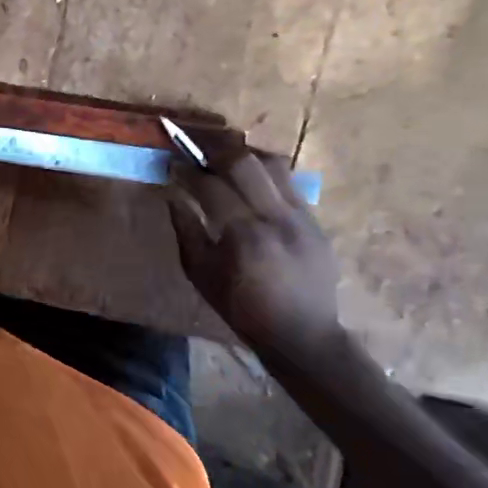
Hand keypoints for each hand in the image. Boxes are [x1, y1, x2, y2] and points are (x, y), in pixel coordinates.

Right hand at [164, 144, 343, 348]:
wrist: (304, 337)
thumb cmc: (245, 310)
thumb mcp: (203, 277)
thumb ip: (186, 231)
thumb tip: (172, 196)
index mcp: (243, 235)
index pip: (210, 185)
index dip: (187, 170)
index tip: (173, 163)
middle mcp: (274, 217)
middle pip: (243, 162)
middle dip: (215, 151)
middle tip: (198, 152)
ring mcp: (300, 215)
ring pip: (271, 163)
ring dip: (244, 156)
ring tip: (227, 160)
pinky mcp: (314, 219)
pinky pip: (289, 181)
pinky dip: (266, 172)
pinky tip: (253, 180)